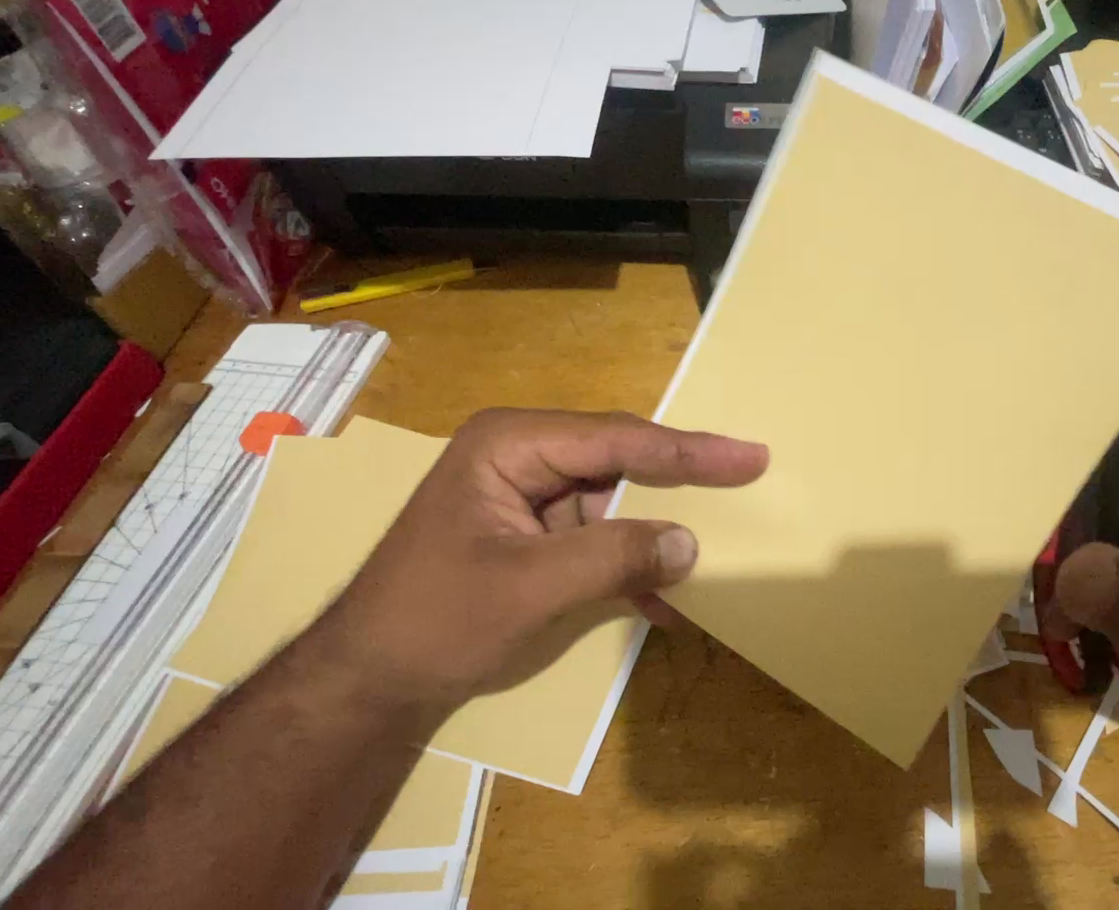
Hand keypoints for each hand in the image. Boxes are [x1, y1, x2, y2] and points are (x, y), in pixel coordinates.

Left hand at [308, 409, 767, 718]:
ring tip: (715, 549)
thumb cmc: (435, 621)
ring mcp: (530, 492)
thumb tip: (691, 541)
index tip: (750, 456)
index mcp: (512, 444)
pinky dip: (630, 562)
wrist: (368, 682)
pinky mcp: (535, 531)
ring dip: (657, 532)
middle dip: (680, 482)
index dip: (689, 450)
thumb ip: (612, 557)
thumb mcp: (528, 588)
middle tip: (746, 482)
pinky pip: (599, 534)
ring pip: (617, 498)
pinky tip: (664, 598)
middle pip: (622, 459)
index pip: (618, 438)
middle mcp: (524, 454)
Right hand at [1039, 420, 1118, 750]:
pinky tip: (1075, 616)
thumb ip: (1112, 593)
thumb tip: (1053, 571)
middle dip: (1064, 526)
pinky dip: (1094, 575)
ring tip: (1055, 611)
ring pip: (1105, 514)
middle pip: (1104, 476)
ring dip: (1076, 560)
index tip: (1020, 498)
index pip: (1117, 438)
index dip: (1066, 461)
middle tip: (1031, 574)